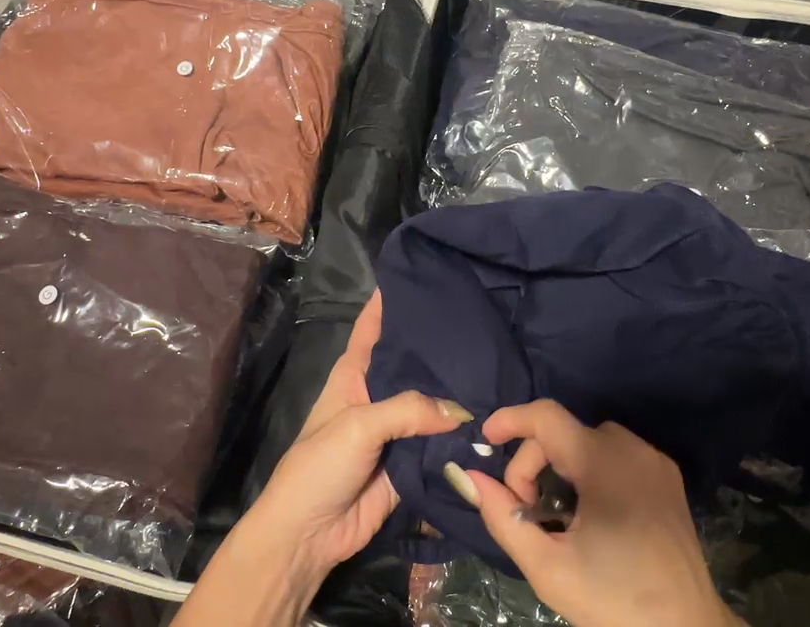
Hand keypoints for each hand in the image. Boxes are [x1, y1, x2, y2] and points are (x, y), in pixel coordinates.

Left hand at [246, 291, 472, 573]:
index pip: (374, 326)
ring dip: (458, 394)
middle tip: (483, 322)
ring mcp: (396, 430)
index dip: (393, 300)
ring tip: (499, 368)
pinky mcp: (412, 463)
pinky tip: (493, 421)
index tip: (425, 275)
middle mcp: (378, 394)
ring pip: (432, 404)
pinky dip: (461, 436)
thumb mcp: (358, 425)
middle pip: (413, 363)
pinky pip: (440, 444)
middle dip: (441, 347)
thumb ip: (408, 410)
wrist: (309, 534)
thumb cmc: (320, 465)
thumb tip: (462, 410)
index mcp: (355, 373)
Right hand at [457, 400, 737, 626]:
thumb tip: (471, 478)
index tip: (485, 440)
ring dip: (561, 467)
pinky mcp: (668, 478)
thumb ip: (502, 517)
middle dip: (533, 465)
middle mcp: (630, 448)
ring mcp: (654, 461)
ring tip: (558, 517)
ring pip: (589, 441)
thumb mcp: (547, 567)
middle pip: (563, 433)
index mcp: (602, 462)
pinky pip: (616, 455)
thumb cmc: (615, 600)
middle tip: (527, 513)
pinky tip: (590, 514)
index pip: (545, 416)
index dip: (510, 419)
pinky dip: (591, 470)